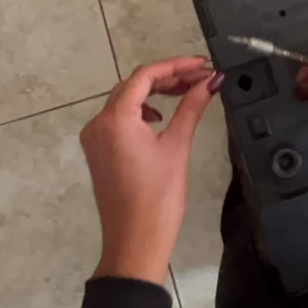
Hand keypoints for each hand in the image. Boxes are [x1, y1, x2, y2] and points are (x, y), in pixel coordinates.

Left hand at [80, 57, 221, 283]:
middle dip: (168, 77)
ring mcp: (95, 138)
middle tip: (201, 78)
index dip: (176, 65)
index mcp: (115, 119)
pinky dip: (142, 109)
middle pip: (134, 85)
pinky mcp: (98, 150)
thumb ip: (192, 107)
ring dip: (156, 92)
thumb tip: (212, 81)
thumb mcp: (177, 146)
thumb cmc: (158, 196)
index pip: (145, 76)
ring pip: (126, 99)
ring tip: (188, 92)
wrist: (135, 241)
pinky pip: (119, 117)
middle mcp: (98, 123)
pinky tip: (162, 116)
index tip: (203, 65)